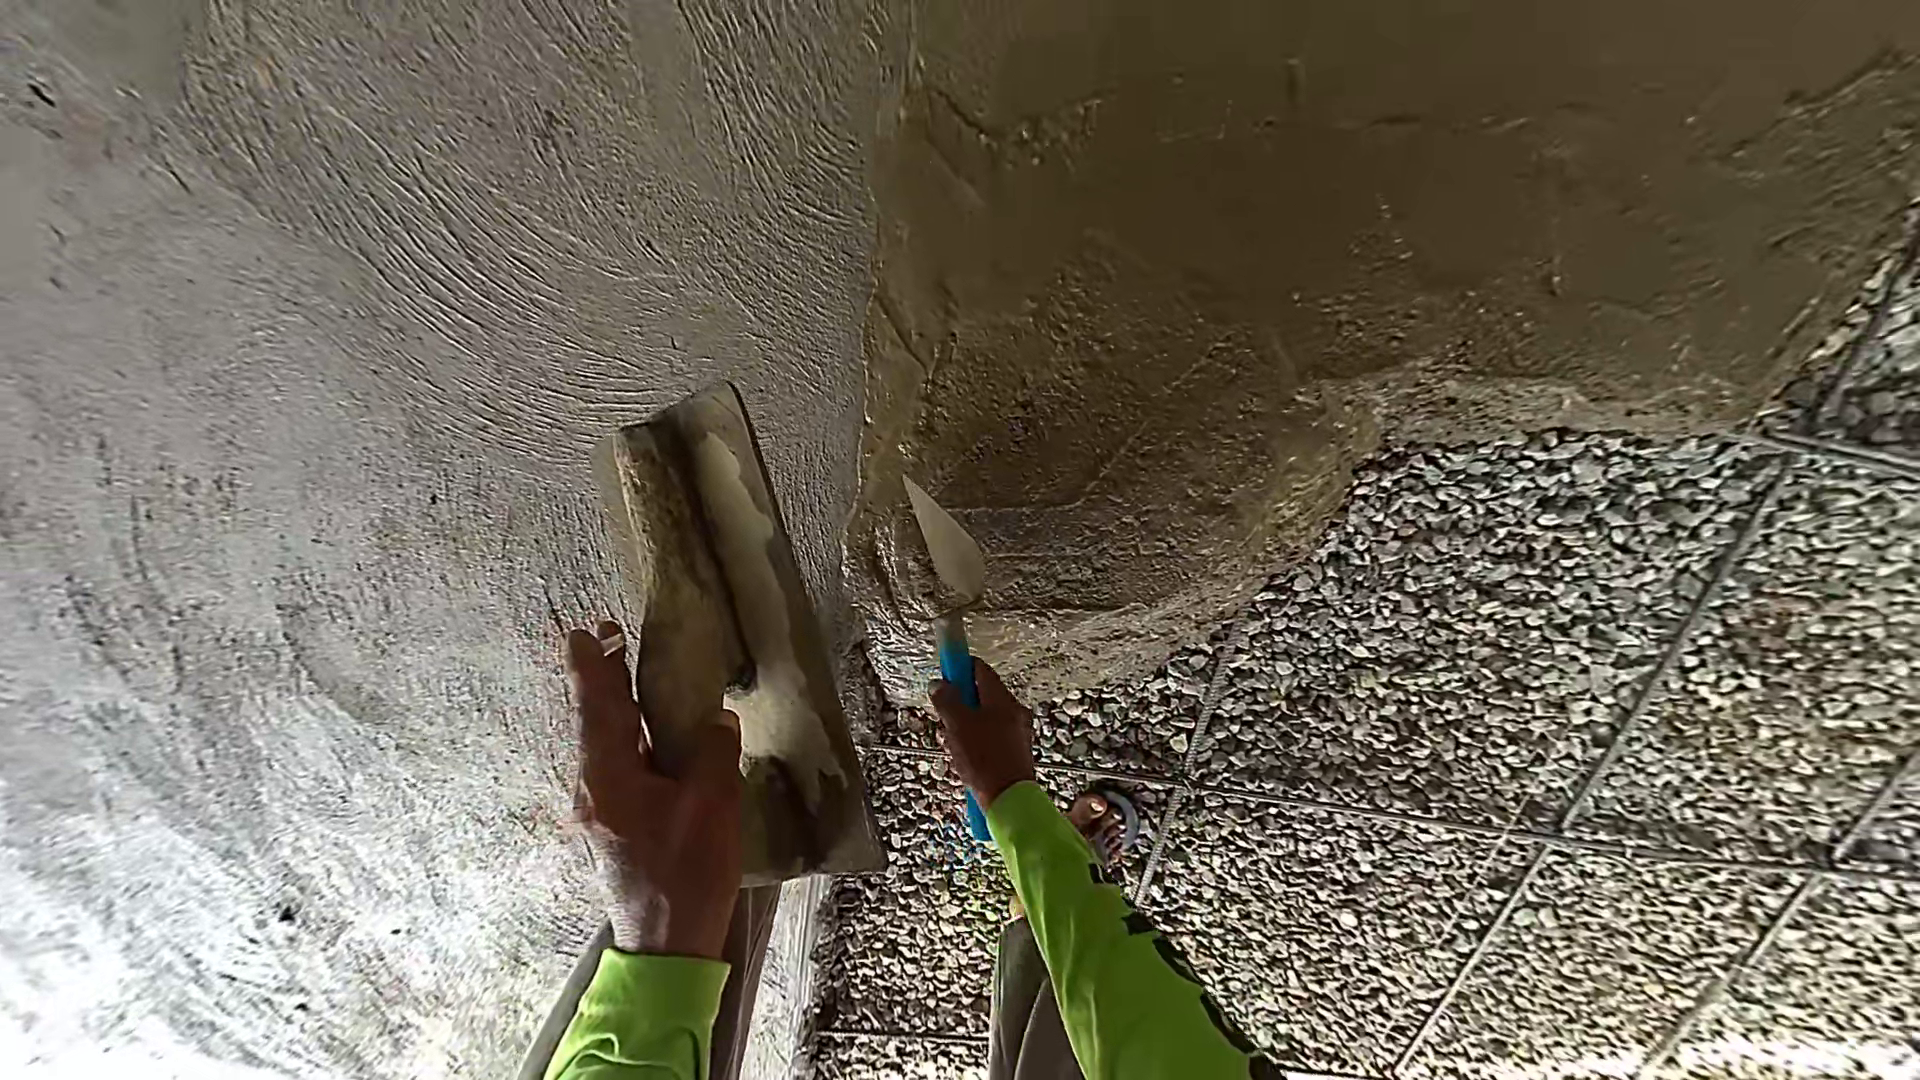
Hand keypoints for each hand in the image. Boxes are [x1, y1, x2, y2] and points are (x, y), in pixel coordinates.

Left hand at [565, 620, 741, 958]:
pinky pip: (617, 760)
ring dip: (613, 702)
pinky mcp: (617, 820)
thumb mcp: (711, 804)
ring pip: (604, 741)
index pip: (600, 711)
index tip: (585, 634)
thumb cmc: (687, 869)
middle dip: (600, 678)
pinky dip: (625, 730)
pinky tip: (643, 726)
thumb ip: (712, 753)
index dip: (594, 670)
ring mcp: (603, 807)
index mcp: (611, 779)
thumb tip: (715, 720)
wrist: (667, 940)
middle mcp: (595, 788)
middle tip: (604, 636)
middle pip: (596, 721)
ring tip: (622, 669)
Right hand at [930, 658, 1036, 808]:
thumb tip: (938, 683)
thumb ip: (946, 700)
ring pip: (984, 716)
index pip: (980, 669)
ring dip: (965, 724)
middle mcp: (1013, 710)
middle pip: (982, 694)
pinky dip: (975, 739)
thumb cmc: (984, 758)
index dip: (960, 668)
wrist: (1009, 800)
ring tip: (952, 742)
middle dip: (959, 702)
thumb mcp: (957, 725)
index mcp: (1001, 698)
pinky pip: (990, 735)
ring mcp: (1016, 731)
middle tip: (945, 717)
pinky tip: (964, 756)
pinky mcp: (1015, 751)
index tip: (944, 676)